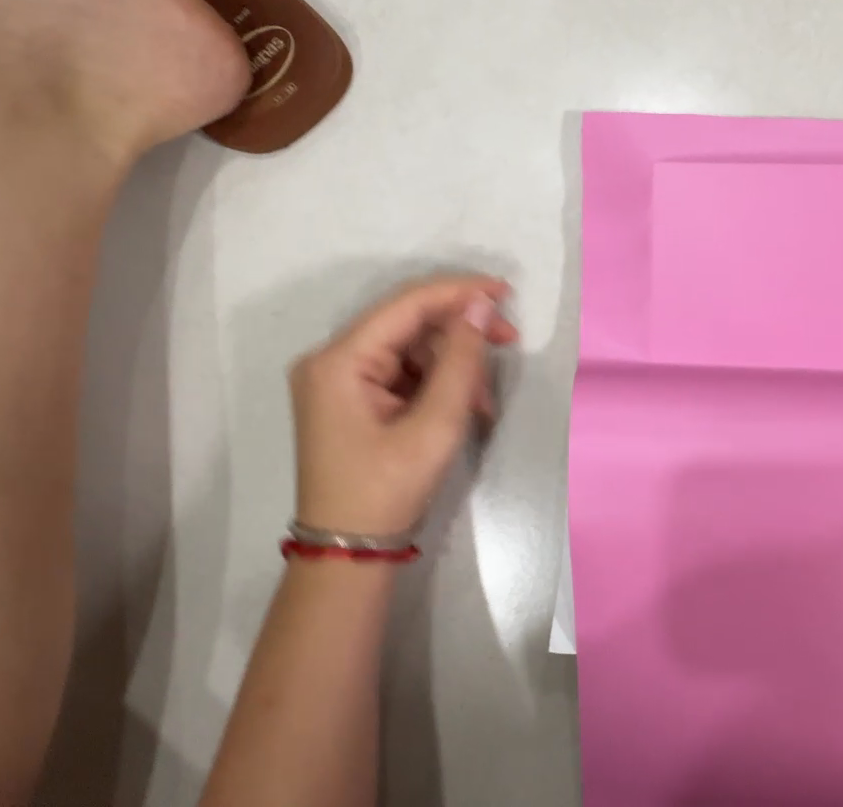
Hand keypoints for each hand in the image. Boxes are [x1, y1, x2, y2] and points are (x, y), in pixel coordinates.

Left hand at [287, 276, 519, 537]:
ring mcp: (339, 379)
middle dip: (461, 331)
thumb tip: (480, 306)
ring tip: (484, 399)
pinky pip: (403, 370)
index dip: (459, 291)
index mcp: (340, 360)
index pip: (407, 304)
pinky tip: (464, 404)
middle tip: (510, 339)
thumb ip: (460, 360)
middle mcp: (332, 359)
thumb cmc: (388, 489)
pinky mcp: (351, 397)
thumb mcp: (435, 425)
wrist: (349, 552)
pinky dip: (437, 381)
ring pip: (411, 346)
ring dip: (454, 363)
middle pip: (408, 322)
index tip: (506, 292)